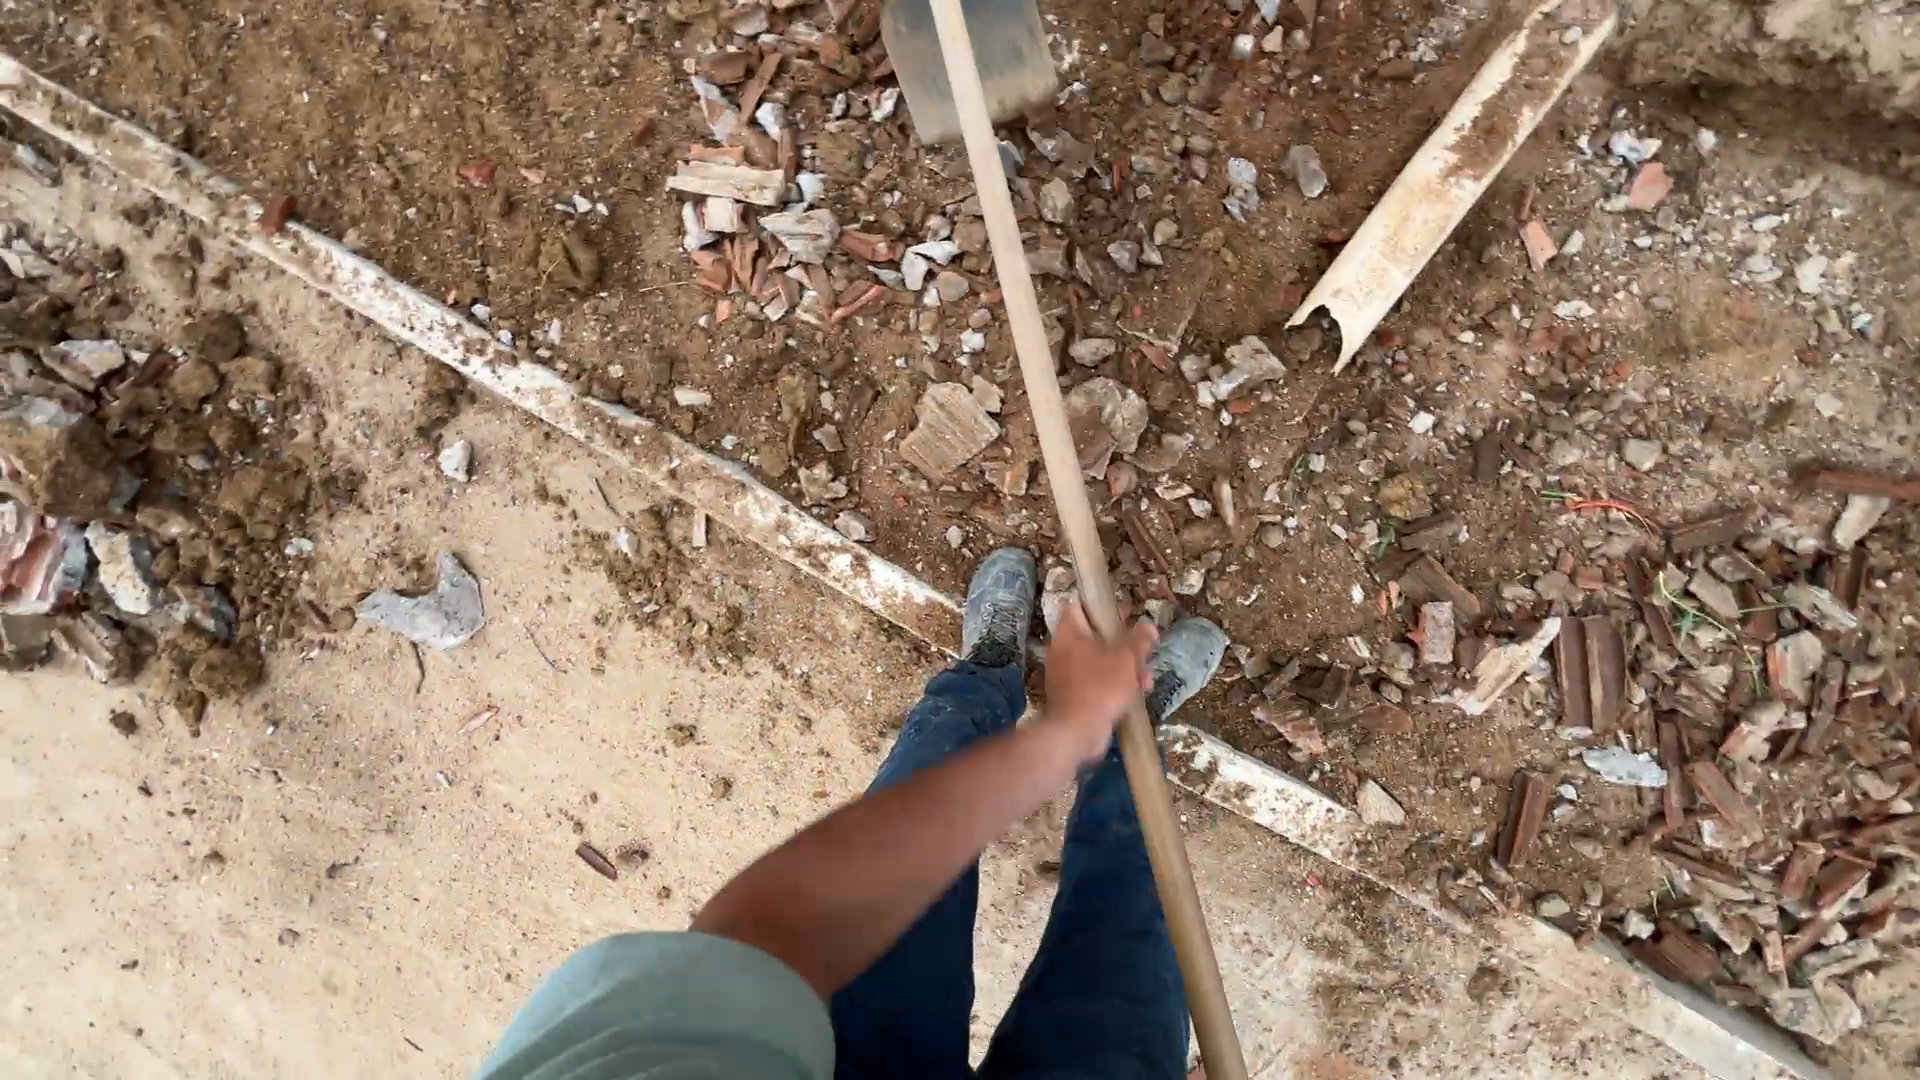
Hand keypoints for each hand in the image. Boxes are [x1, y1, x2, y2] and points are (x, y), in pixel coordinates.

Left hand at [1042, 602, 1157, 764]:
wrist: (1077, 732)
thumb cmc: (1099, 687)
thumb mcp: (1125, 659)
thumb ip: (1138, 640)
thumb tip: (1149, 625)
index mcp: (1069, 634)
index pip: (1079, 606)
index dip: (1102, 604)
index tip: (1123, 608)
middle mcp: (1063, 650)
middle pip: (1095, 635)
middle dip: (1123, 642)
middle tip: (1144, 646)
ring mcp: (1067, 674)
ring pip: (1100, 660)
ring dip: (1125, 666)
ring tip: (1146, 677)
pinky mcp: (1075, 695)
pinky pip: (1098, 681)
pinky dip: (1116, 683)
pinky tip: (1137, 692)